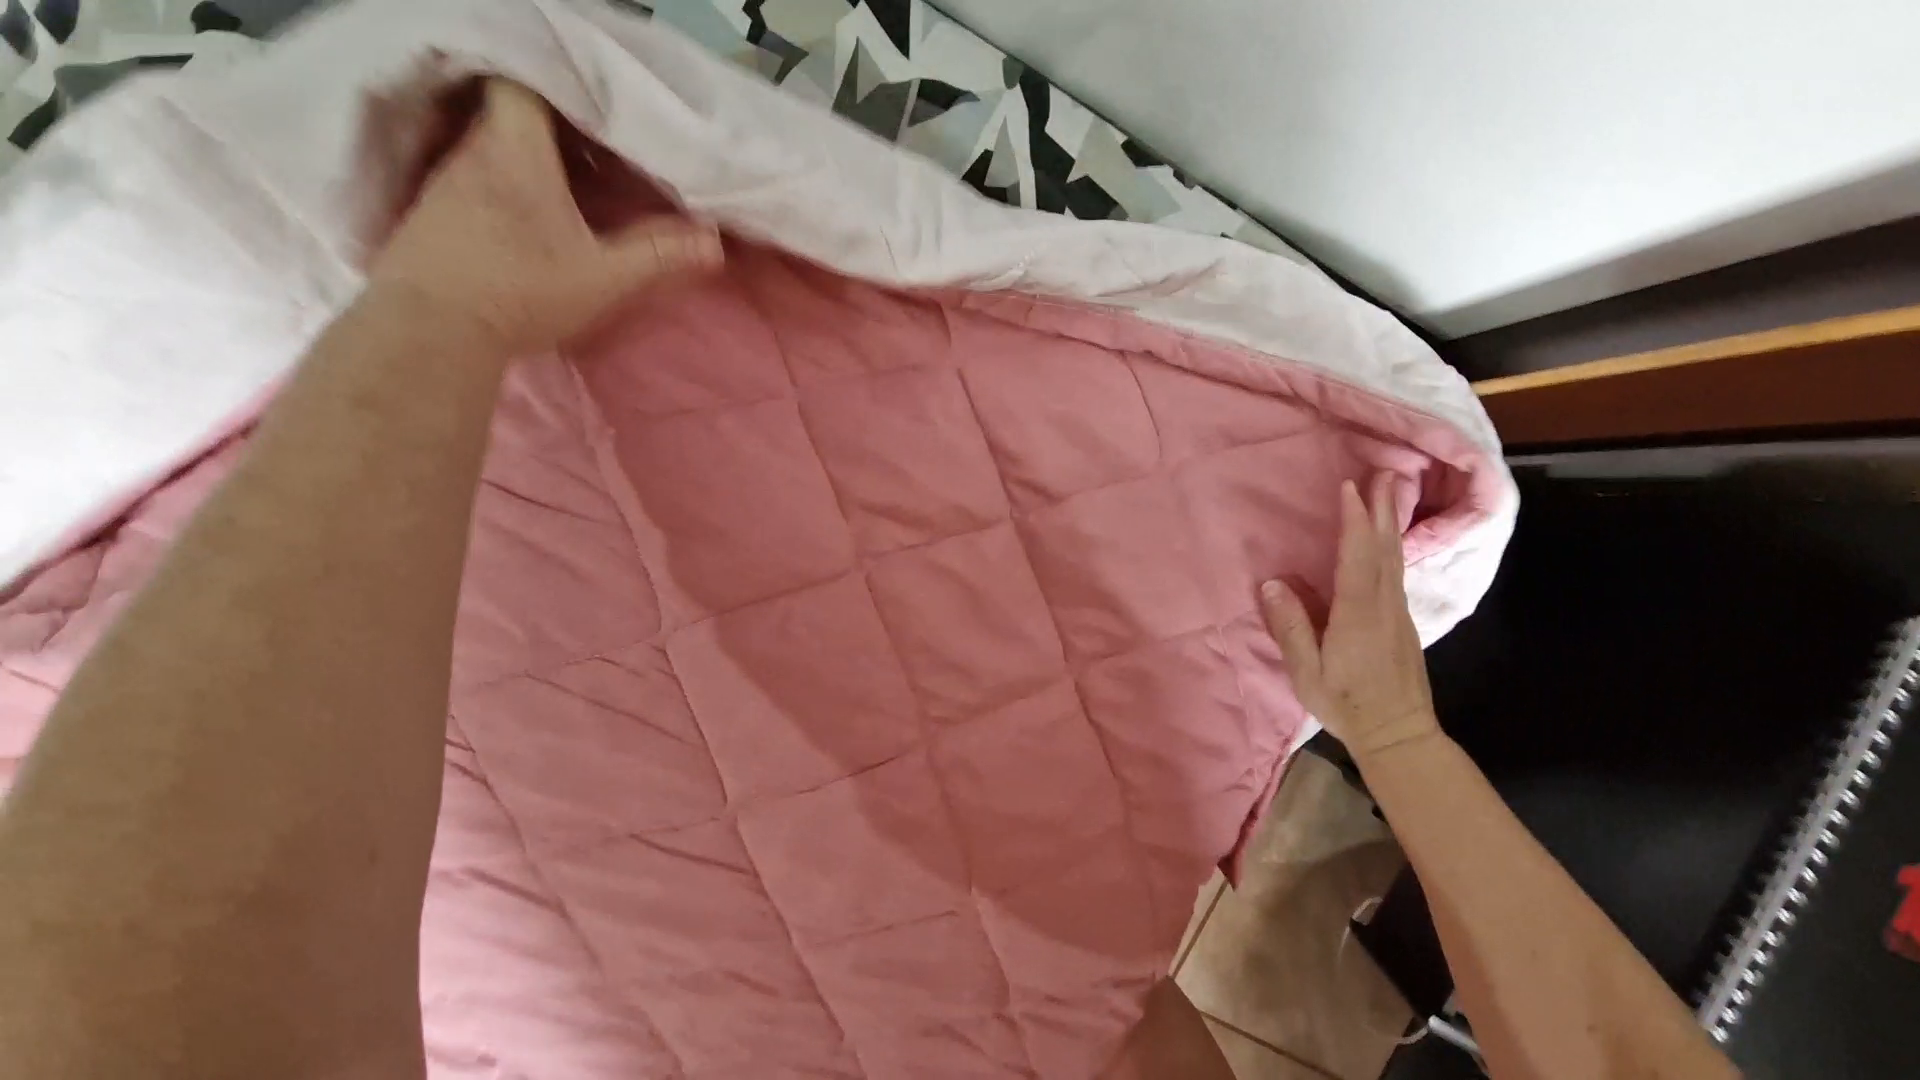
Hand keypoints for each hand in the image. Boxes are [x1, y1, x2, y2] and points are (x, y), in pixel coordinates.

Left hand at [368, 78, 723, 357]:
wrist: (428, 331)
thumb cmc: (519, 291)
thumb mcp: (601, 277)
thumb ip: (656, 253)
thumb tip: (713, 242)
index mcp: (516, 148)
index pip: (525, 79)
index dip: (558, 82)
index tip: (595, 106)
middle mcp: (474, 150)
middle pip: (511, 112)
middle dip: (553, 125)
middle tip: (595, 148)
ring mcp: (445, 180)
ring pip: (490, 145)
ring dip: (525, 158)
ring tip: (563, 182)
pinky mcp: (429, 212)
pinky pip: (471, 176)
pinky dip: (500, 184)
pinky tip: (520, 216)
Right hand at [1260, 474, 1441, 761]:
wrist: (1398, 733)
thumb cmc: (1346, 703)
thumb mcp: (1308, 671)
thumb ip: (1291, 627)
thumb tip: (1272, 584)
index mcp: (1358, 613)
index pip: (1356, 556)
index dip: (1353, 520)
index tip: (1349, 487)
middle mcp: (1383, 604)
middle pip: (1383, 548)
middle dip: (1381, 508)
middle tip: (1382, 472)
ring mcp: (1397, 612)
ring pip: (1394, 557)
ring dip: (1389, 522)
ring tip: (1389, 492)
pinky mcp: (1401, 621)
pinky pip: (1395, 571)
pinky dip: (1391, 545)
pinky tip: (1386, 540)